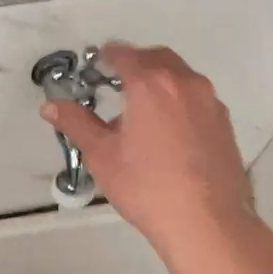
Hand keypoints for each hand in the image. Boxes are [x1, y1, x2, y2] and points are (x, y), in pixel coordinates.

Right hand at [41, 42, 252, 245]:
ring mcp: (209, 101)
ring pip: (179, 77)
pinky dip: (175, 101)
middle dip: (134, 65)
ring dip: (157, 83)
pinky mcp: (222, 121)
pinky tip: (163, 133)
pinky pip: (194, 98)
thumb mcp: (101, 155)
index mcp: (151, 85)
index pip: (125, 55)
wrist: (203, 219)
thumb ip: (76, 123)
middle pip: (156, 59)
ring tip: (137, 112)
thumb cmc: (145, 186)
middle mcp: (184, 83)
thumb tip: (50, 106)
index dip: (106, 57)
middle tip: (113, 84)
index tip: (94, 66)